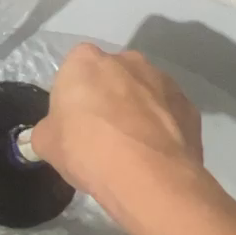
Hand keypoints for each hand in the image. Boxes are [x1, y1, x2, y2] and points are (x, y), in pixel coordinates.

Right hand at [29, 43, 201, 210]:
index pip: (74, 69)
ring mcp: (163, 80)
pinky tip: (153, 154)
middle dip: (107, 97)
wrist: (146, 175)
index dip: (73, 96)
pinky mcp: (189, 105)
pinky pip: (168, 113)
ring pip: (143, 92)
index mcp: (86, 60)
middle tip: (100, 133)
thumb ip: (46, 131)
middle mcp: (127, 60)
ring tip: (131, 147)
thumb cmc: (86, 149)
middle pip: (111, 76)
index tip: (73, 121)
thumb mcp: (46, 143)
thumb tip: (49, 136)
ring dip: (137, 110)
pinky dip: (161, 127)